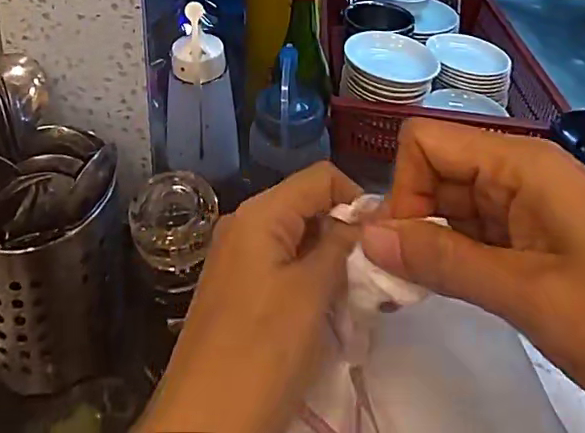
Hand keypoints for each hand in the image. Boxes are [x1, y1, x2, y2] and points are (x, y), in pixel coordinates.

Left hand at [138, 162, 362, 432]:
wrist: (200, 425)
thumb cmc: (260, 351)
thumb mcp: (311, 295)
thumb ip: (340, 247)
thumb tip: (366, 219)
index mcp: (260, 213)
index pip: (320, 177)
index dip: (357, 197)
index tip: (384, 237)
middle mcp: (245, 223)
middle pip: (308, 205)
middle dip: (345, 231)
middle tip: (375, 273)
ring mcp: (238, 256)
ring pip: (297, 237)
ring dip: (330, 259)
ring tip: (356, 296)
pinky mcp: (237, 288)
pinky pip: (282, 264)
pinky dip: (310, 278)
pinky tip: (327, 310)